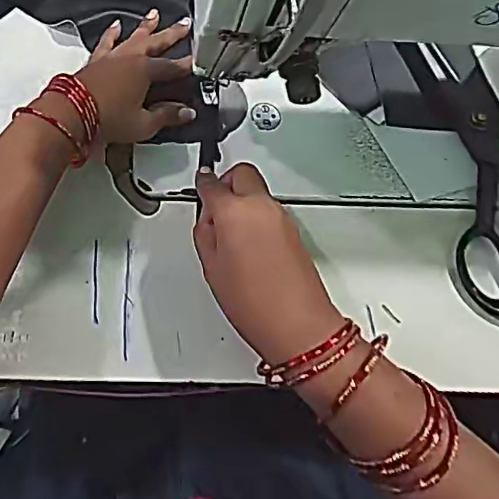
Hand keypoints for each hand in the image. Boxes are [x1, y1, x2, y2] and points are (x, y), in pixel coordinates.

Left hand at [72, 10, 196, 144]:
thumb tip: (184, 113)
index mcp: (145, 71)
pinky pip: (106, 42)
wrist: (72, 113)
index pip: (172, 67)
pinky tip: (115, 26)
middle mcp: (129, 58)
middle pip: (156, 42)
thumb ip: (167, 116)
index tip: (196, 63)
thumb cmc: (106, 118)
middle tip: (184, 24)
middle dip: (172, 33)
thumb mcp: (143, 124)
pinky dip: (111, 33)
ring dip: (145, 26)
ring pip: (133, 36)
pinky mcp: (95, 61)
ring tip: (154, 15)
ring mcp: (111, 57)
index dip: (186, 66)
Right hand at [193, 163, 345, 364]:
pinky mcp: (294, 230)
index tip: (200, 185)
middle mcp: (261, 207)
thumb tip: (207, 220)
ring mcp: (282, 217)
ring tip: (231, 233)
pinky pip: (270, 211)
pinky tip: (249, 244)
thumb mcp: (211, 266)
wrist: (298, 326)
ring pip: (257, 191)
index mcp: (234, 211)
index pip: (211, 183)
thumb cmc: (257, 303)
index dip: (202, 184)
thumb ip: (205, 233)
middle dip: (226, 182)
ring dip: (243, 201)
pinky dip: (257, 217)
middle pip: (242, 173)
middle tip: (215, 202)